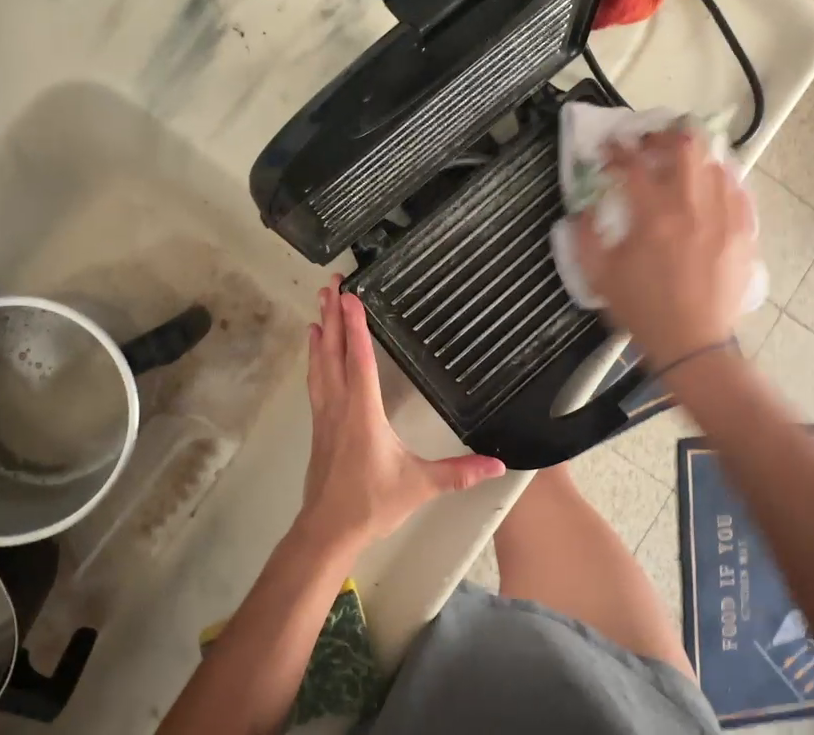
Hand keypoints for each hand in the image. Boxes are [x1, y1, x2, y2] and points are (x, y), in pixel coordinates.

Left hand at [297, 277, 505, 550]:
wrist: (327, 529)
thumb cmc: (372, 503)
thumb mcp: (420, 486)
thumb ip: (458, 473)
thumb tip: (499, 464)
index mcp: (363, 412)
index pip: (359, 360)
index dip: (355, 326)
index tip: (349, 296)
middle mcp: (339, 405)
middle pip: (333, 352)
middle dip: (332, 316)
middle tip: (330, 284)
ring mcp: (325, 414)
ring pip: (320, 364)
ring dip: (320, 333)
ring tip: (319, 305)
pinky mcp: (319, 425)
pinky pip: (316, 380)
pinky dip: (315, 358)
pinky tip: (315, 351)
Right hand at [571, 126, 759, 364]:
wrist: (693, 343)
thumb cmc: (644, 311)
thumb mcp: (599, 275)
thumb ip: (585, 236)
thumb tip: (583, 210)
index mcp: (653, 216)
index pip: (633, 164)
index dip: (617, 151)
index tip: (608, 152)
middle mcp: (691, 208)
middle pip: (684, 147)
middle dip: (662, 137)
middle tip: (649, 144)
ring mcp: (723, 218)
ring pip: (714, 163)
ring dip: (693, 156)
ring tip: (679, 162)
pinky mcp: (743, 232)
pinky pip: (739, 190)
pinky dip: (723, 179)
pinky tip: (712, 183)